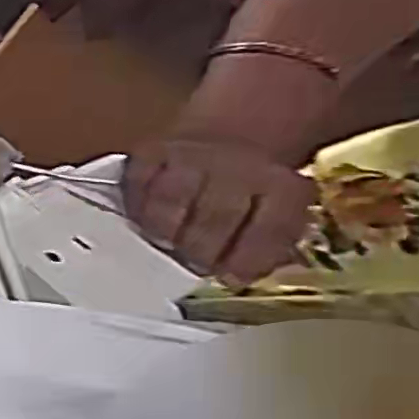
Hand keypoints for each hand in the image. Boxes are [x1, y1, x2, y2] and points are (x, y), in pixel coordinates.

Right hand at [124, 139, 316, 284]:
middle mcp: (238, 166)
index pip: (270, 226)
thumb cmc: (248, 192)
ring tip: (162, 243)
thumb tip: (235, 278)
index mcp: (282, 186)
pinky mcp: (151, 151)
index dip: (250, 257)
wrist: (228, 140)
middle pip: (218, 213)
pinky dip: (136, 205)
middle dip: (201, 247)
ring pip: (172, 196)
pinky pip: (138, 180)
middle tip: (190, 264)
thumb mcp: (275, 211)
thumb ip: (263, 243)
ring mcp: (190, 156)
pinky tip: (140, 220)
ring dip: (163, 227)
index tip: (230, 278)